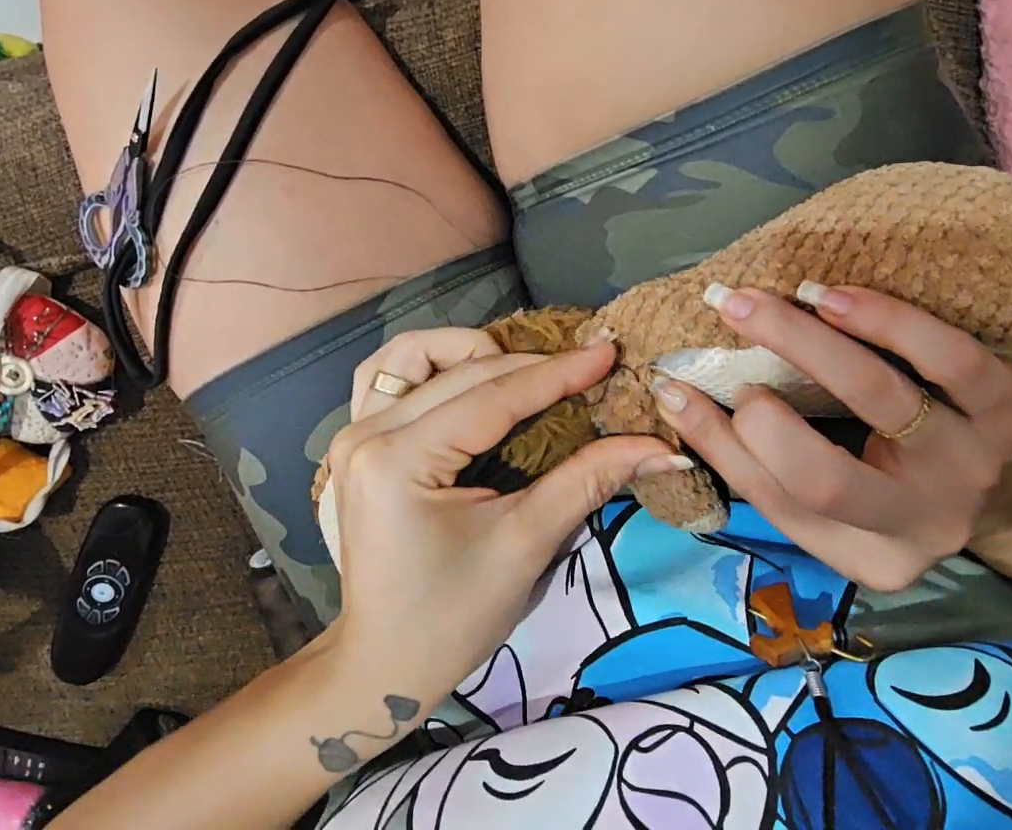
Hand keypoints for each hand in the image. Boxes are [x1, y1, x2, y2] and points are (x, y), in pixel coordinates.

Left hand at [325, 334, 679, 699]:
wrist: (387, 659)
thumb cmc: (454, 615)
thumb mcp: (524, 544)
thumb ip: (586, 480)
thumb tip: (660, 446)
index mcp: (397, 461)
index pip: (489, 399)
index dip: (555, 374)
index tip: (606, 352)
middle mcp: (365, 435)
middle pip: (457, 374)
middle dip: (526, 364)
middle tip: (586, 363)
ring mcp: (352, 434)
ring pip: (412, 360)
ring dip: (468, 353)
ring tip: (523, 369)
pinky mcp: (356, 443)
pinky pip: (386, 379)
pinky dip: (431, 368)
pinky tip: (466, 376)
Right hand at [654, 284, 1011, 591]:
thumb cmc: (895, 484)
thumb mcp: (839, 504)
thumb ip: (765, 463)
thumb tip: (677, 397)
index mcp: (866, 557)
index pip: (776, 504)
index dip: (716, 445)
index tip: (672, 389)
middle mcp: (921, 523)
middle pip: (823, 478)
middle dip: (759, 417)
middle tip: (728, 363)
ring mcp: (971, 464)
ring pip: (878, 398)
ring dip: (803, 342)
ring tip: (752, 304)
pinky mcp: (1009, 407)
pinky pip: (944, 357)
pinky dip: (881, 321)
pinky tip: (829, 298)